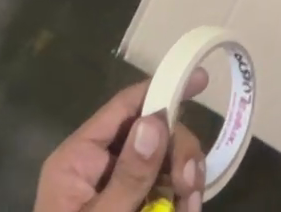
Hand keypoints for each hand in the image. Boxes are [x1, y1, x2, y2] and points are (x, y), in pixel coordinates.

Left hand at [35, 70, 210, 211]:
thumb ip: (128, 177)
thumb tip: (155, 120)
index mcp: (79, 158)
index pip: (125, 107)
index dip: (162, 88)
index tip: (201, 82)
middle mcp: (99, 165)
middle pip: (153, 133)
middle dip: (178, 153)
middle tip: (191, 186)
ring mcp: (118, 188)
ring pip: (164, 161)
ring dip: (184, 181)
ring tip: (189, 210)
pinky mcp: (134, 208)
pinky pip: (165, 190)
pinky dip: (180, 200)